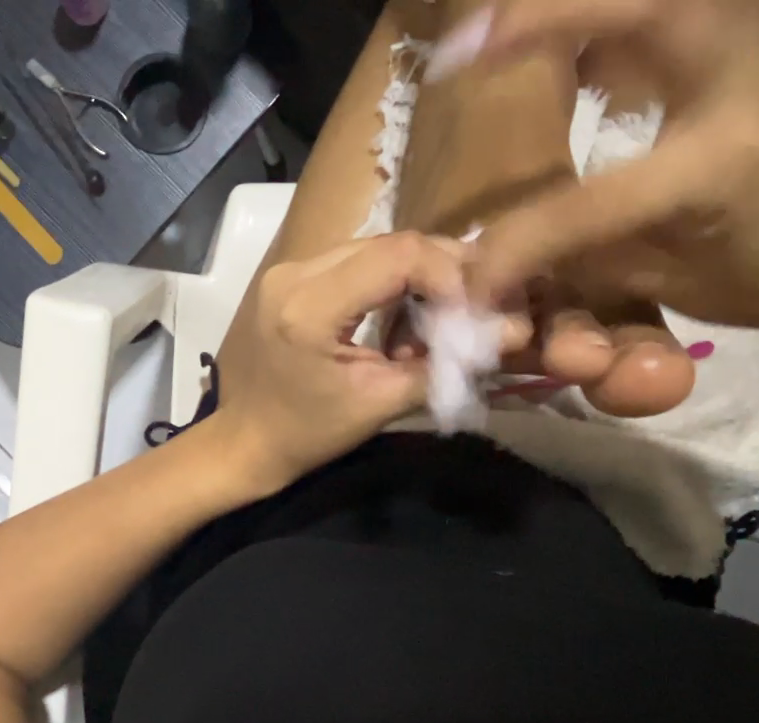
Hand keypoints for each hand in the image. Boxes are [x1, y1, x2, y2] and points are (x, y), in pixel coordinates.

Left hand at [214, 231, 525, 486]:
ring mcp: (286, 269)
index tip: (476, 313)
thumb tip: (512, 333)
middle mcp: (293, 271)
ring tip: (434, 323)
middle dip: (440, 273)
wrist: (245, 444)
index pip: (400, 254)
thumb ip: (443, 365)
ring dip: (414, 278)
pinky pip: (351, 262)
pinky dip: (385, 284)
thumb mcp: (379, 403)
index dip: (452, 275)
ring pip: (372, 248)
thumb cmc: (308, 435)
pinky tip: (399, 320)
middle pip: (389, 242)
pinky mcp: (287, 277)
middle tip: (470, 312)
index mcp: (309, 305)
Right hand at [431, 0, 758, 334]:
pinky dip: (609, 14)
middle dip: (548, 14)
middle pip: (646, 7)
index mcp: (724, 170)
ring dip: (580, 5)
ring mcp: (752, 44)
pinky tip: (568, 44)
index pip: (596, 200)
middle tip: (467, 43)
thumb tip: (490, 257)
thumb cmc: (756, 279)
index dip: (521, 240)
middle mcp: (743, 87)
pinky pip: (671, 5)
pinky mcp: (746, 32)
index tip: (470, 273)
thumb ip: (576, 256)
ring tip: (502, 30)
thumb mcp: (657, 284)